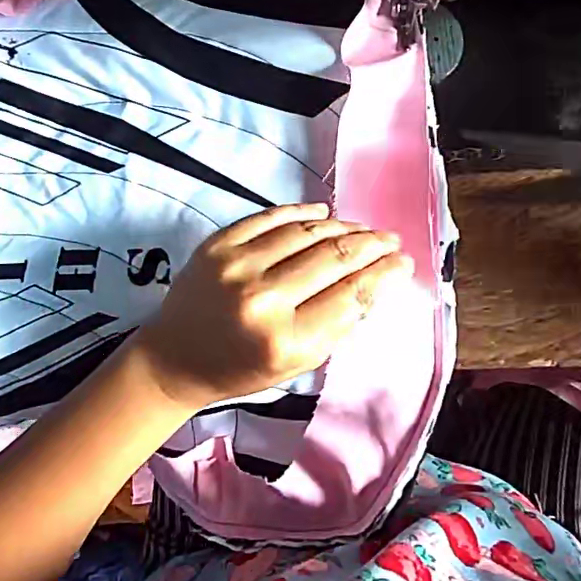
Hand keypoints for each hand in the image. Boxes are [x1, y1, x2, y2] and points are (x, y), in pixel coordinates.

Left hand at [133, 203, 413, 408]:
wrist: (176, 357)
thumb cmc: (241, 369)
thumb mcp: (297, 363)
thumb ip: (335, 326)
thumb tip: (375, 282)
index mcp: (286, 340)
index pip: (351, 296)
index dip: (384, 275)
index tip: (403, 262)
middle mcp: (262, 298)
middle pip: (333, 258)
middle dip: (370, 245)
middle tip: (389, 240)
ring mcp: (236, 265)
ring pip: (306, 232)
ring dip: (342, 226)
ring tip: (362, 229)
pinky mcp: (217, 244)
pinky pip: (269, 217)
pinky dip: (300, 212)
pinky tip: (323, 212)